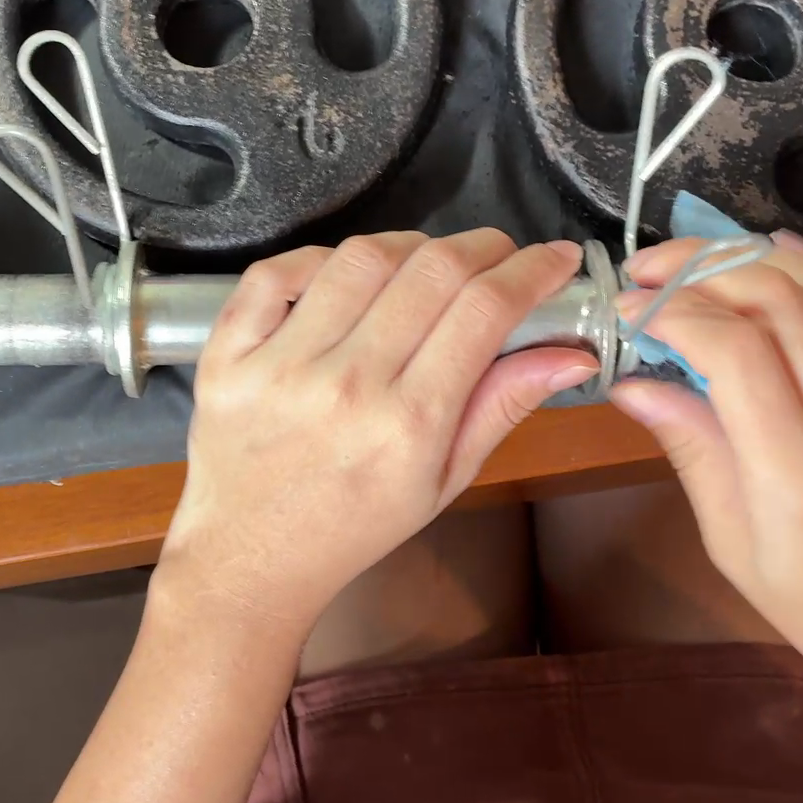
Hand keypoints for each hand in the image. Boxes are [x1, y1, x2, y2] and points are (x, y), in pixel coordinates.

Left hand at [159, 230, 596, 629]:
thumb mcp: (444, 482)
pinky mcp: (228, 353)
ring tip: (425, 263)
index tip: (555, 258)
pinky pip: (275, 273)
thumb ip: (502, 407)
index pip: (484, 310)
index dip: (533, 270)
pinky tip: (344, 276)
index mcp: (409, 423)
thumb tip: (574, 352)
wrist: (251, 557)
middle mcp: (346, 383)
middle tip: (498, 256)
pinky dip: (319, 257)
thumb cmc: (356, 525)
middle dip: (484, 247)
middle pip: (431, 271)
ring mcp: (278, 363)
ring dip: (409, 245)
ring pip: (361, 258)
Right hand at [610, 233, 802, 732]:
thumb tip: (631, 385)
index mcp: (796, 469)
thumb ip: (691, 451)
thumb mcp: (736, 547)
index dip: (671, 312)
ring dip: (753, 256)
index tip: (625, 310)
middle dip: (699, 268)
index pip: (733, 350)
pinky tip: (776, 254)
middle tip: (645, 273)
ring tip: (696, 259)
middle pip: (777, 301)